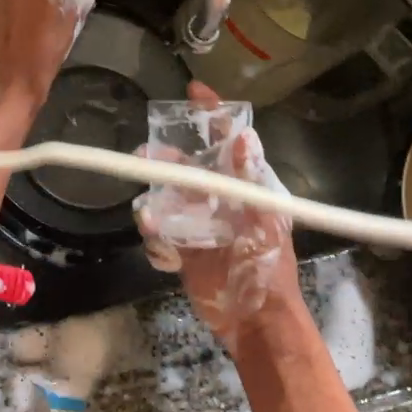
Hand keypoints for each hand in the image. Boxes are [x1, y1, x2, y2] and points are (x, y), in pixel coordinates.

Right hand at [135, 82, 299, 355]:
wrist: (255, 321)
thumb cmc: (267, 269)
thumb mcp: (264, 221)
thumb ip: (250, 180)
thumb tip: (244, 136)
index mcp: (243, 187)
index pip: (227, 141)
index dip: (212, 114)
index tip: (192, 90)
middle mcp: (218, 200)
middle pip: (186, 166)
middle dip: (166, 159)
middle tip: (144, 155)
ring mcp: (198, 224)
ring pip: (166, 198)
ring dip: (155, 203)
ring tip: (151, 217)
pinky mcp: (182, 248)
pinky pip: (159, 234)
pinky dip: (157, 240)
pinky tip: (167, 255)